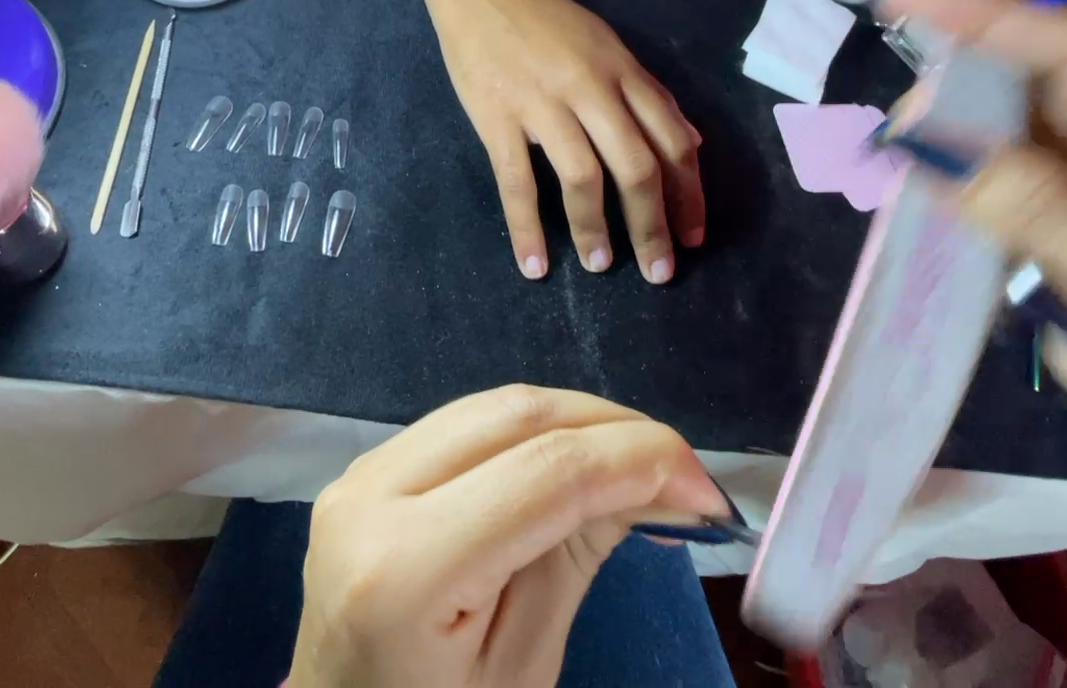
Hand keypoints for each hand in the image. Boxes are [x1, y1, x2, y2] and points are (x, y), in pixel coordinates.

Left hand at [289, 385, 729, 686]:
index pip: (542, 475)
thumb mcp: (521, 661)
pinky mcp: (370, 464)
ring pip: (491, 405)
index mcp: (403, 568)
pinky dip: (533, 430)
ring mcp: (362, 470)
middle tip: (681, 467)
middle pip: (515, 416)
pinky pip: (465, 423)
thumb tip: (666, 482)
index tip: (705, 487)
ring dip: (577, 419)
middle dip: (613, 427)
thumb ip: (581, 552)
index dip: (637, 461)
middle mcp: (370, 494)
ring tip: (640, 459)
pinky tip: (576, 455)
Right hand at [427, 0, 703, 283]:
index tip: (692, 237)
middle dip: (653, 227)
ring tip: (600, 267)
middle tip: (659, 272)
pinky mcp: (496, 118)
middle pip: (636, 166)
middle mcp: (591, 88)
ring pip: (581, 178)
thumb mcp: (610, 46)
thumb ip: (649, 95)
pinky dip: (526, 228)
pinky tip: (535, 264)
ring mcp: (542, 104)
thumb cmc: (547, 20)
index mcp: (623, 71)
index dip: (688, 194)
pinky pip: (516, 182)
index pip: (671, 140)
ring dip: (594, 230)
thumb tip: (691, 143)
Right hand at [883, 0, 1066, 557]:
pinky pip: (1018, 217)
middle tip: (894, 123)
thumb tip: (922, 145)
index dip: (989, 21)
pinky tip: (927, 209)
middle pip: (1044, 103)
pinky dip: (971, 211)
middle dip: (964, 102)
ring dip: (959, 159)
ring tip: (896, 160)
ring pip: (1021, 161)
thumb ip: (1032, 208)